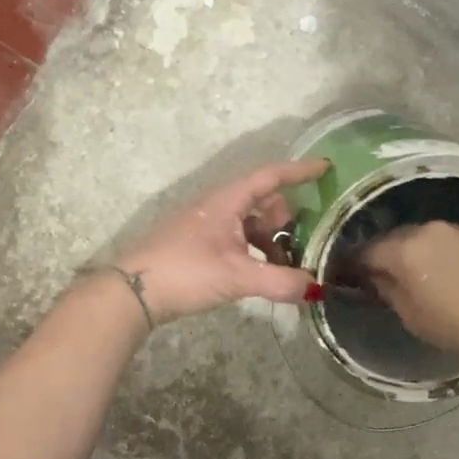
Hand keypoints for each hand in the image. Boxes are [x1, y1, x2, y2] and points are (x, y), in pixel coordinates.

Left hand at [111, 159, 327, 323]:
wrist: (132, 291)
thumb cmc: (185, 272)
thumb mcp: (237, 277)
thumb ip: (279, 282)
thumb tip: (314, 290)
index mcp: (227, 201)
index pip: (270, 176)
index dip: (298, 171)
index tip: (326, 167)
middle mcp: (217, 206)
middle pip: (261, 200)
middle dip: (286, 218)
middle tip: (302, 243)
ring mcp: (205, 226)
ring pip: (248, 223)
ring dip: (270, 240)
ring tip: (284, 268)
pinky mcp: (197, 245)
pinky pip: (236, 239)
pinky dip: (254, 252)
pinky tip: (260, 276)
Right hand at [362, 222, 458, 358]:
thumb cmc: (458, 325)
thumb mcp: (413, 317)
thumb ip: (388, 291)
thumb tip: (376, 277)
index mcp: (403, 251)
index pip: (366, 251)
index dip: (353, 264)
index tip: (348, 276)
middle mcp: (425, 231)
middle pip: (391, 240)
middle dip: (381, 256)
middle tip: (377, 278)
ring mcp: (452, 230)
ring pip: (418, 239)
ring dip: (408, 254)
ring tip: (411, 277)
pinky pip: (440, 241)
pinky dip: (432, 253)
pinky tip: (439, 274)